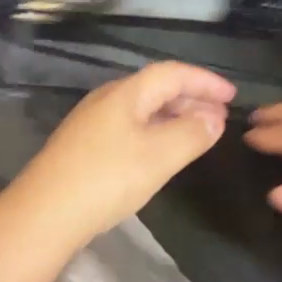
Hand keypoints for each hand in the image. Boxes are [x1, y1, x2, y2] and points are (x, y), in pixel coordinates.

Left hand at [7, 62, 235, 246]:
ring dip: (176, 113)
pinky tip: (167, 148)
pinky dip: (158, 128)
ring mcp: (96, 119)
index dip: (203, 80)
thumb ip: (190, 134)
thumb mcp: (158, 157)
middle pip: (156, 86)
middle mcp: (109, 97)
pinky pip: (133, 123)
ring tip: (203, 130)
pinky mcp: (89, 142)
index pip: (171, 73)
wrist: (48, 208)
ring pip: (144, 106)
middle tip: (224, 114)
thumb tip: (213, 116)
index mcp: (125, 92)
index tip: (233, 94)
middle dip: (192, 96)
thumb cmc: (107, 177)